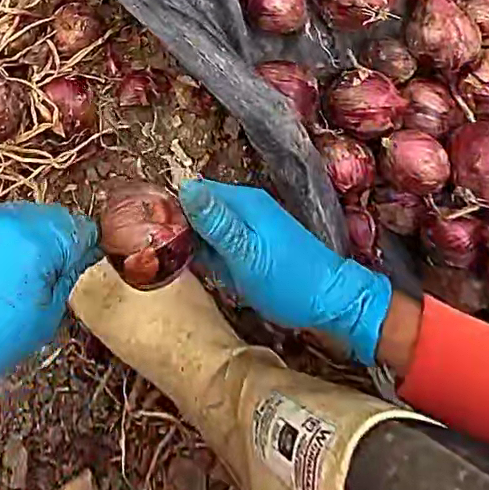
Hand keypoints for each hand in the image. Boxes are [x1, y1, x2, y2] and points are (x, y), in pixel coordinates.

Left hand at [0, 203, 98, 437]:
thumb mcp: (48, 315)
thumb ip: (70, 273)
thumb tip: (84, 252)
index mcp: (37, 244)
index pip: (80, 227)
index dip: (83, 247)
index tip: (77, 263)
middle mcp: (12, 220)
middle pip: (54, 216)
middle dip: (57, 238)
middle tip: (48, 269)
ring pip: (27, 214)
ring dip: (30, 234)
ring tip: (18, 267)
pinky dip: (4, 234)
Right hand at [178, 179, 391, 364]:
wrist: (333, 302)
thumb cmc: (289, 280)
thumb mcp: (245, 254)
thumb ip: (215, 222)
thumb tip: (184, 187)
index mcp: (244, 201)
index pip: (194, 191)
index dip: (173, 210)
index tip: (155, 235)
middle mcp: (247, 206)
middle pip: (200, 210)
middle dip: (185, 233)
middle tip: (172, 260)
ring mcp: (253, 225)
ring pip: (210, 231)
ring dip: (200, 250)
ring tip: (194, 270)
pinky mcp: (256, 244)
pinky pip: (224, 246)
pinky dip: (217, 260)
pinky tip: (218, 277)